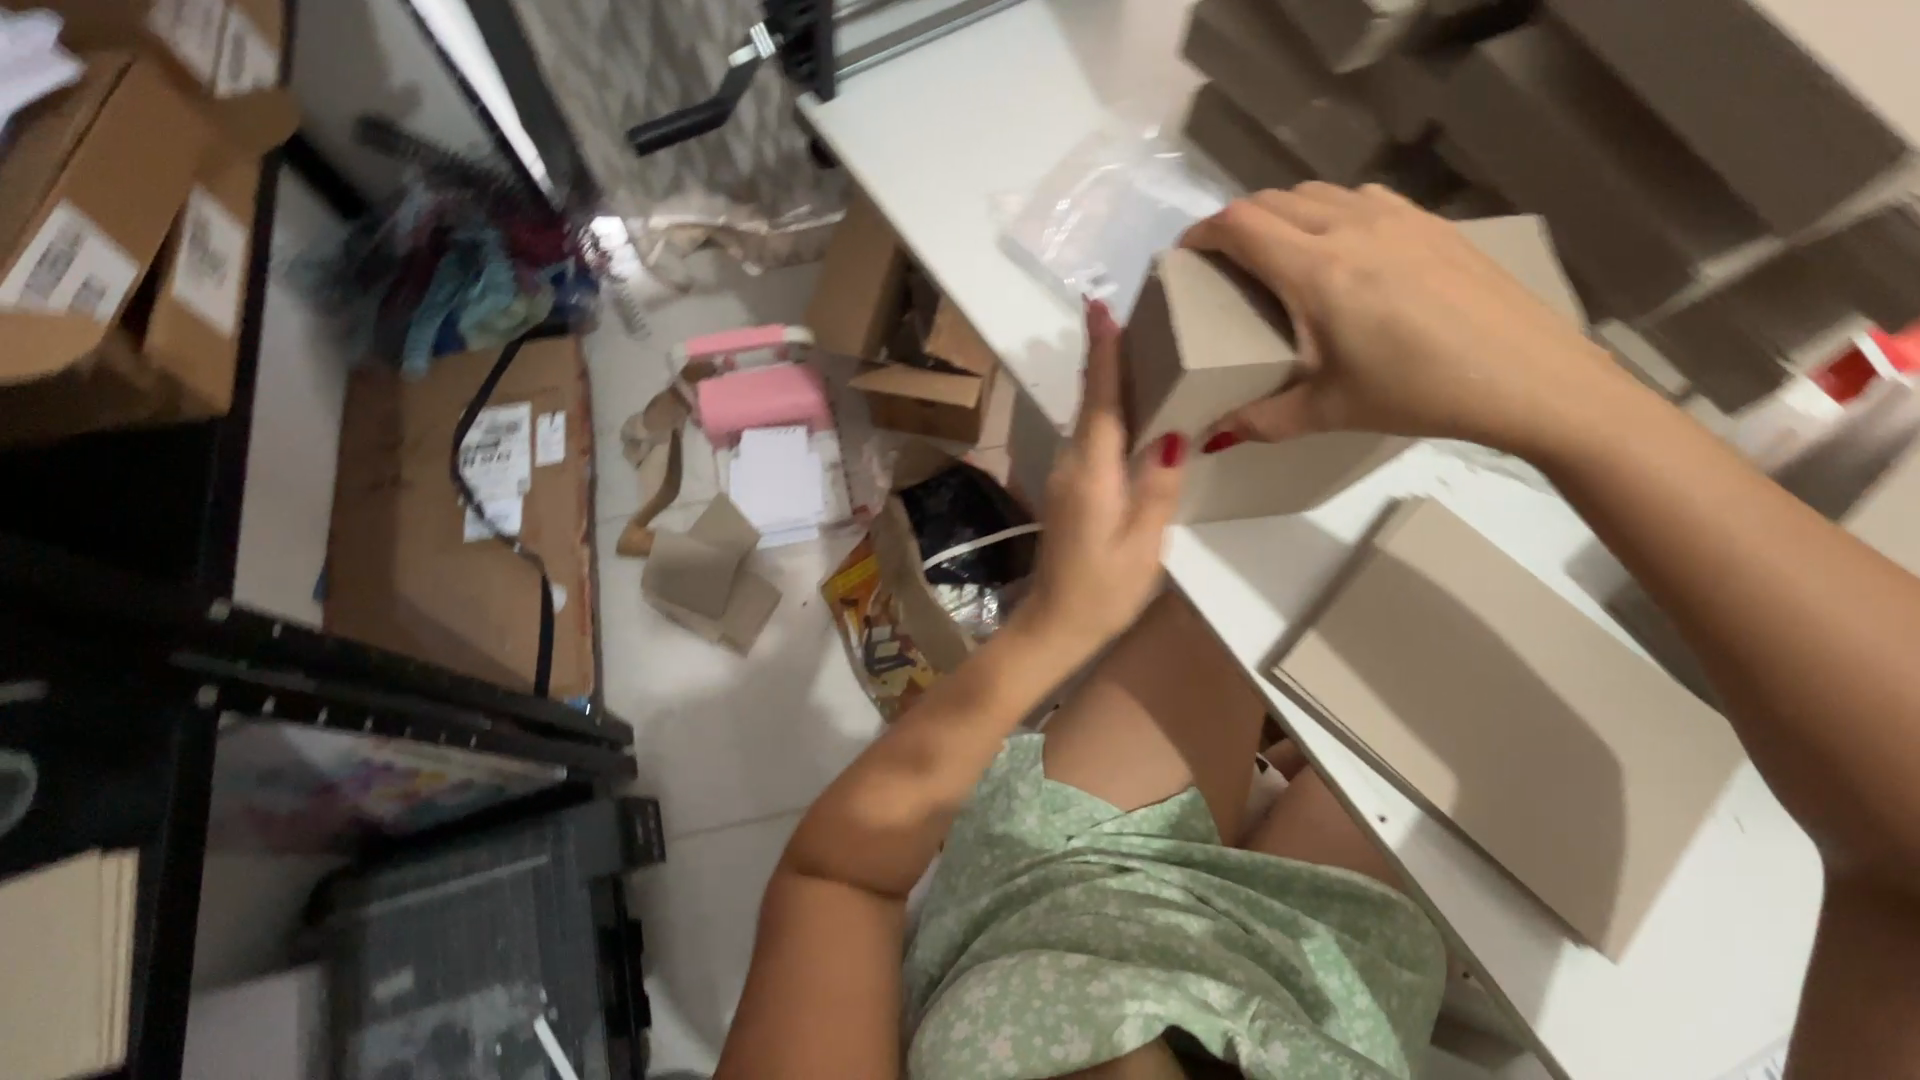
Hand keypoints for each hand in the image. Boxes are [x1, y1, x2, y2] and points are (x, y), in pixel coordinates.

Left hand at [1019, 300, 1187, 653]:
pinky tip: (1132, 412)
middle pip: (1091, 401)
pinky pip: (1091, 440)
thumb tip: (1173, 434)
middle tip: (1133, 315)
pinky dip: (1108, 415)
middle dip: (1107, 357)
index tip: (1099, 306)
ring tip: (1141, 351)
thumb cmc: (1102, 590)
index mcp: (1092, 471)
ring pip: (1089, 420)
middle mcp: (1072, 464)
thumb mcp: (1142, 544)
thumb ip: (1157, 487)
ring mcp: (1066, 477)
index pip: (1099, 399)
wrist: (1054, 625)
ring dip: (1108, 384)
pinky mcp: (1070, 491)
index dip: (1101, 352)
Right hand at [1182, 183, 1631, 456]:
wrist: (1529, 377)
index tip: (1186, 254)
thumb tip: (1213, 436)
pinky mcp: (1431, 221)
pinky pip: (1359, 198)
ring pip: (1316, 192)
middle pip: (1272, 199)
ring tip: (1277, 252)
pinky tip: (1341, 248)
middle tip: (1224, 262)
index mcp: (1316, 272)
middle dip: (1236, 222)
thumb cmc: (1420, 394)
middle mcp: (1350, 228)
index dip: (1202, 232)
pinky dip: (1328, 211)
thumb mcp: (1330, 412)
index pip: (1240, 225)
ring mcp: (1396, 217)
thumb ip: (1261, 421)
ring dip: (1282, 212)